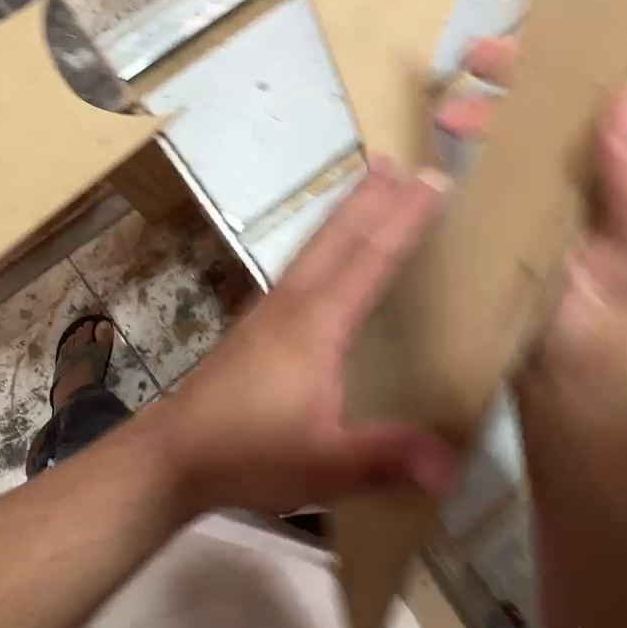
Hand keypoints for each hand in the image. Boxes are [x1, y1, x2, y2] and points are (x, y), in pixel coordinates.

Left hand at [141, 160, 457, 514]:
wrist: (175, 452)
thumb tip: (451, 465)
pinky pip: (303, 260)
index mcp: (317, 324)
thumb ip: (383, 459)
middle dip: (372, 197)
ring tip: (368, 181)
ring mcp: (272, 307)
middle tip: (401, 161)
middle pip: (338, 235)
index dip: (404, 219)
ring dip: (346, 209)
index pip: (370, 258)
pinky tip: (328, 248)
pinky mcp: (259, 321)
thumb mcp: (322, 465)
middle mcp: (294, 301)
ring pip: (316, 243)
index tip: (432, 182)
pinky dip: (326, 236)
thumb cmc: (249, 453)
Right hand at [438, 7, 626, 407]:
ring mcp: (624, 170)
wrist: (576, 405)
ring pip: (585, 94)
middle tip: (512, 37)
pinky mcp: (576, 188)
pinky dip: (504, 120)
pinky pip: (544, 133)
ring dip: (528, 78)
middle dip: (578, 43)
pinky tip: (459, 125)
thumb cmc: (620, 345)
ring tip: (469, 68)